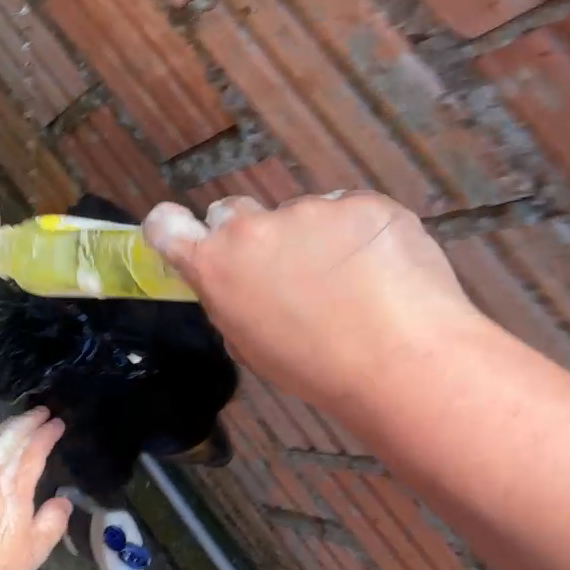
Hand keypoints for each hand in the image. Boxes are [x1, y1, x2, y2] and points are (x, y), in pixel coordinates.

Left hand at [0, 409, 73, 569]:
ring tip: (19, 424)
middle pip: (10, 435)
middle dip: (27, 421)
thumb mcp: (35, 547)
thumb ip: (53, 520)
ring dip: (6, 428)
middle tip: (41, 413)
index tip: (58, 423)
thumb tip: (62, 501)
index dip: (47, 433)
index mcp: (14, 481)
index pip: (34, 447)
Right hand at [143, 191, 481, 412]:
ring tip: (353, 280)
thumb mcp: (246, 340)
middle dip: (251, 234)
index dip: (174, 226)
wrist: (405, 363)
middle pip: (233, 211)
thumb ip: (228, 295)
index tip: (192, 236)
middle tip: (286, 270)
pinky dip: (361, 233)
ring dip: (314, 237)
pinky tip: (383, 269)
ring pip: (300, 214)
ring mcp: (307, 209)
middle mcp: (249, 227)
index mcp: (211, 263)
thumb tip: (238, 281)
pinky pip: (351, 211)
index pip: (164, 223)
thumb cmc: (314, 367)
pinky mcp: (362, 202)